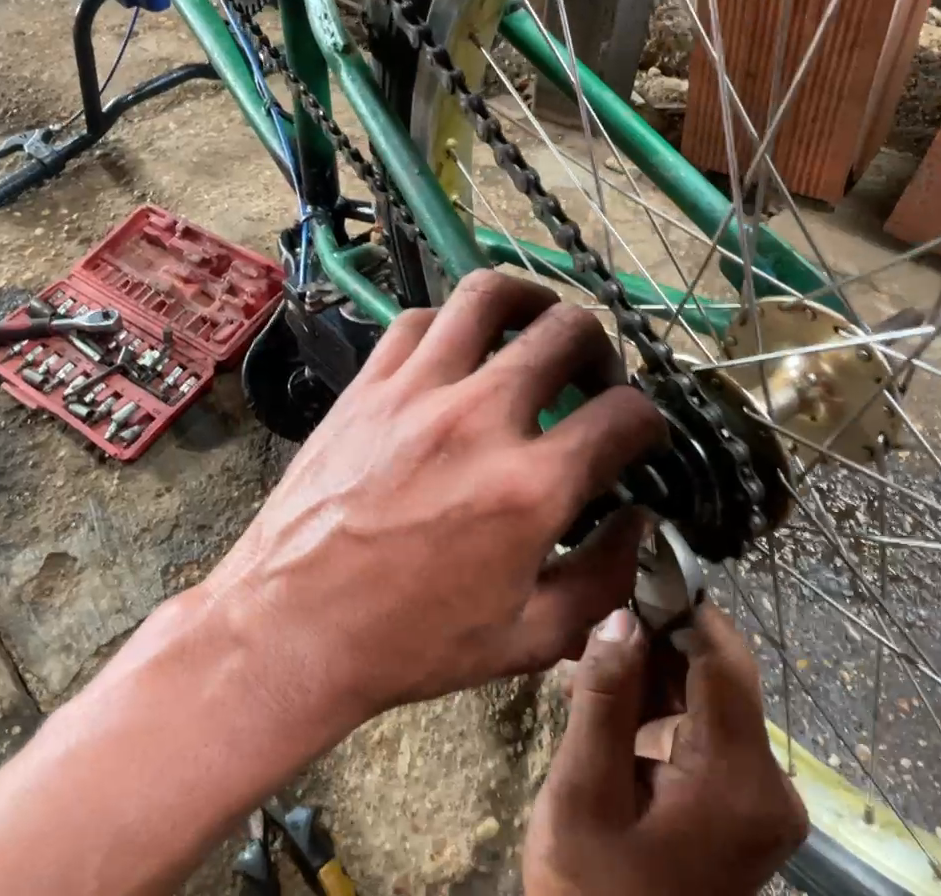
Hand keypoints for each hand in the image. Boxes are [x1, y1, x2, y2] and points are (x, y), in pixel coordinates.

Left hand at [197, 270, 665, 723]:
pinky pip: (418, 319)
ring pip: (488, 295)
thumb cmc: (407, 644)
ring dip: (529, 303)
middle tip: (591, 381)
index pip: (624, 415)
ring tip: (534, 330)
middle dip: (600, 350)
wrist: (291, 626)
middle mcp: (477, 420)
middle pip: (567, 331)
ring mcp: (415, 392)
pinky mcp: (366, 386)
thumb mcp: (528, 638)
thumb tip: (636, 523)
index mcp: (529, 487)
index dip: (649, 424)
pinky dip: (451, 324)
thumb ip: (602, 579)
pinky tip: (456, 353)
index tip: (638, 438)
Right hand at [525, 603, 807, 895]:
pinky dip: (662, 708)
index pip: (723, 660)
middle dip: (657, 641)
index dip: (681, 607)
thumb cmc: (592, 885)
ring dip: (654, 673)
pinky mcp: (745, 805)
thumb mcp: (584, 791)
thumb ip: (604, 700)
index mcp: (740, 780)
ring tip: (591, 663)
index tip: (632, 570)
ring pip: (710, 698)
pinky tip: (612, 703)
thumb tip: (621, 616)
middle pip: (719, 676)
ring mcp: (762, 797)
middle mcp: (770, 784)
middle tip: (594, 622)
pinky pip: (706, 729)